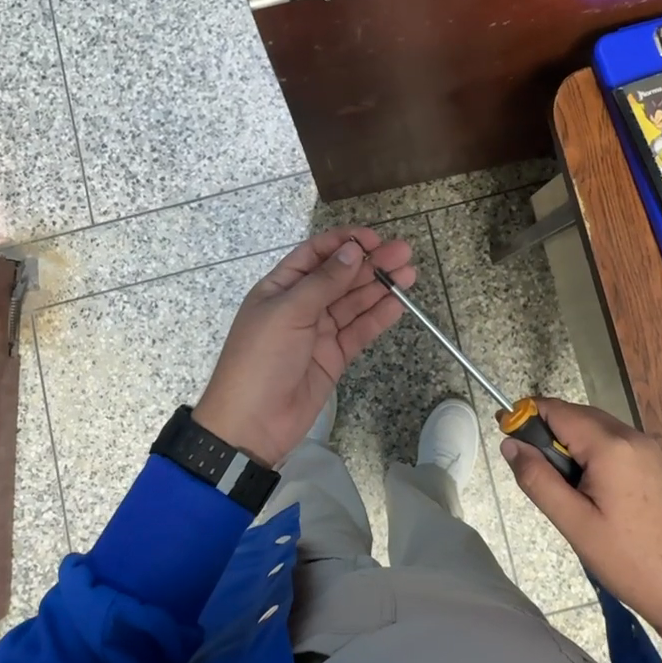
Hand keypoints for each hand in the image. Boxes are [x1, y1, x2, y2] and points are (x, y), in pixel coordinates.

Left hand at [193, 227, 414, 466]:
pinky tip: (398, 303)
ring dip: (380, 287)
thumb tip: (352, 250)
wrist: (251, 423)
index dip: (343, 243)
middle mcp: (300, 305)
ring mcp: (318, 332)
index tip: (373, 239)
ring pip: (353, 302)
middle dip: (370, 263)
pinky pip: (359, 331)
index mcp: (280, 287)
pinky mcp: (333, 356)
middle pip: (340, 276)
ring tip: (410, 272)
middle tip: (403, 252)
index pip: (315, 254)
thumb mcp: (288, 312)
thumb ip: (323, 282)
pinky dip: (378, 317)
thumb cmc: (260, 359)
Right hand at [501, 398, 661, 662]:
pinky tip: (598, 497)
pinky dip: (598, 457)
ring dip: (574, 447)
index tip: (507, 437)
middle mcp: (635, 437)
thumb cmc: (631, 563)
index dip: (526, 417)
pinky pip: (621, 447)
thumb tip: (509, 443)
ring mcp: (655, 451)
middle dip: (550, 434)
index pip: (557, 409)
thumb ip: (537, 479)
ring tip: (568, 493)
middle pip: (579, 416)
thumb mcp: (575, 524)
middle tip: (536, 474)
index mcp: (612, 446)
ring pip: (600, 431)